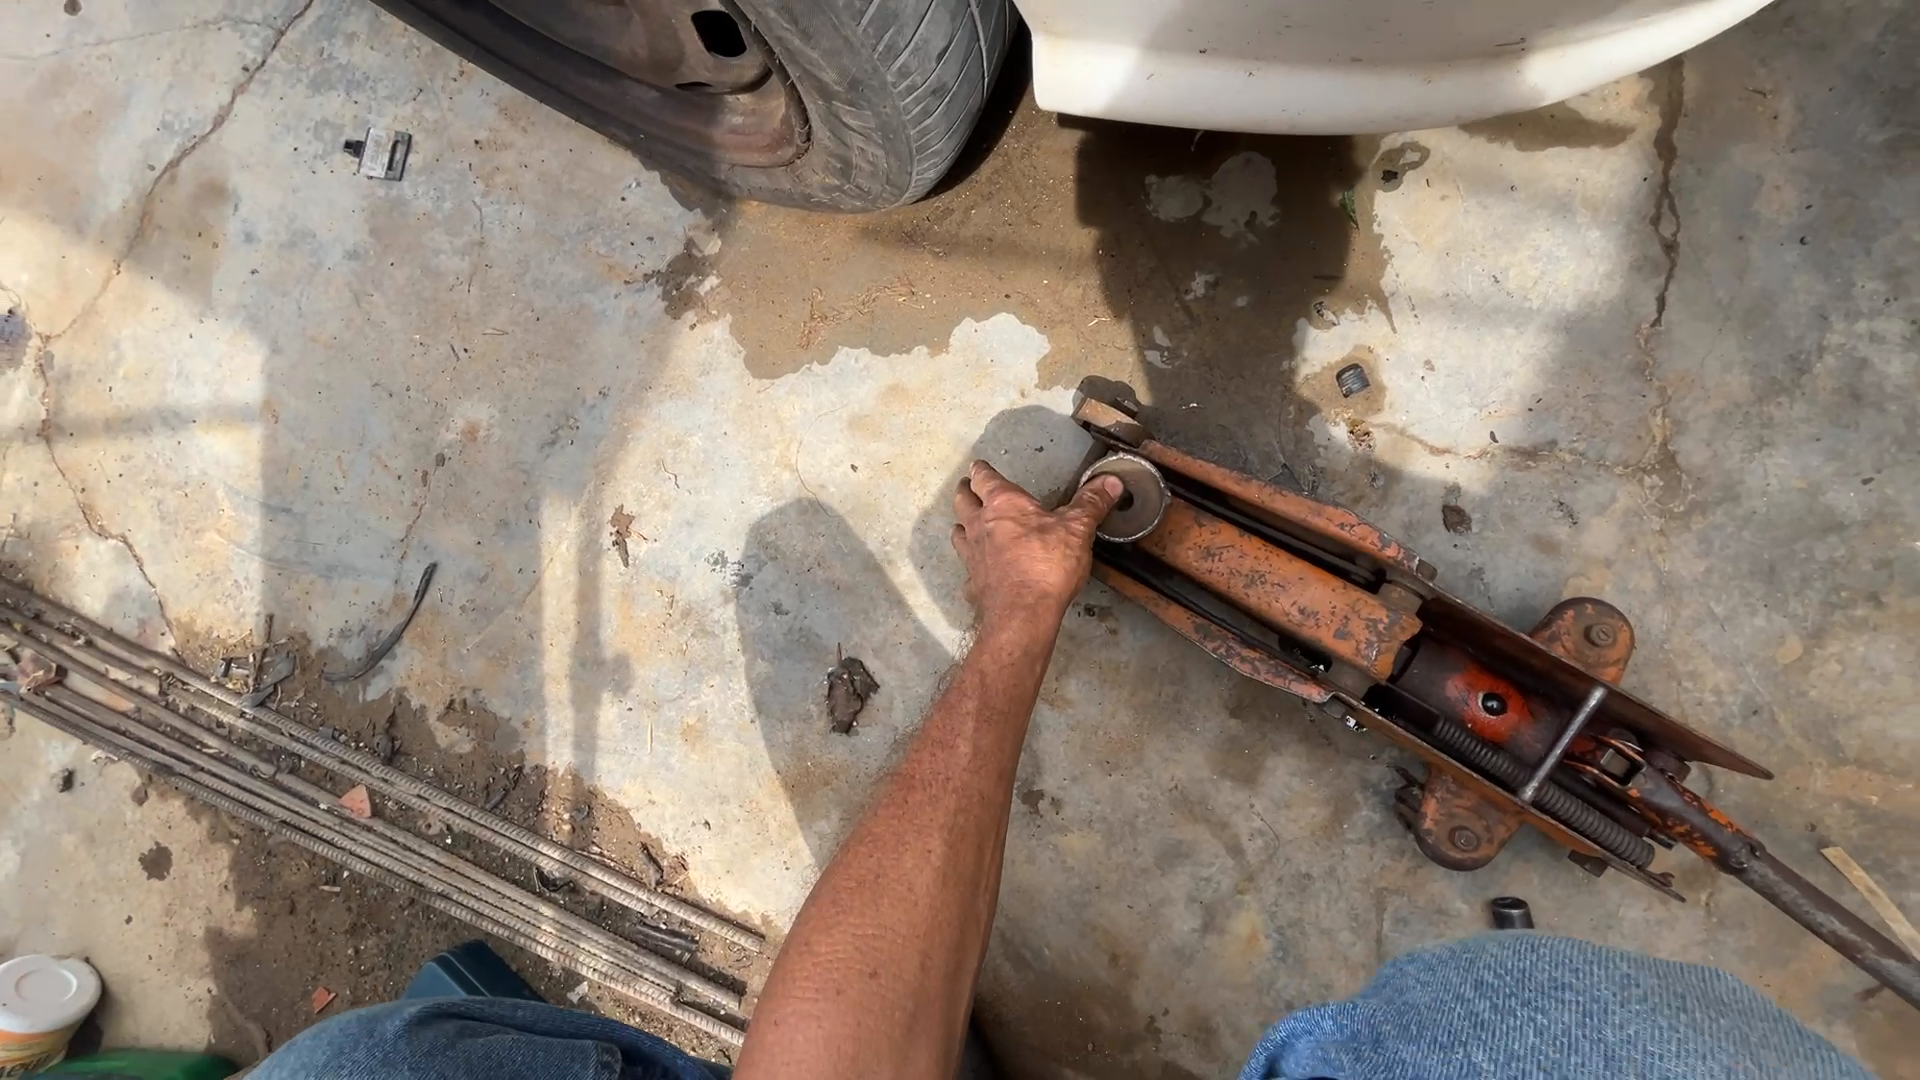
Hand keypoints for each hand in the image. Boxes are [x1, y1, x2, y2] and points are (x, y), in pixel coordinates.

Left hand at [950, 460, 1122, 626]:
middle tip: (967, 488)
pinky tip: (981, 573)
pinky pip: (968, 571)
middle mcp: (980, 525)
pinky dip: (973, 568)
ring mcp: (972, 555)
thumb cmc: (1046, 566)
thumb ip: (1091, 504)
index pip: (985, 478)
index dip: (982, 470)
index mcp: (1004, 504)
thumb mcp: (1077, 529)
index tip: (979, 465)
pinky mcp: (973, 583)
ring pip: (959, 533)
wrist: (1023, 613)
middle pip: (963, 501)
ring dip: (962, 526)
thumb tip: (1109, 482)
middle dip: (965, 493)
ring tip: (966, 525)